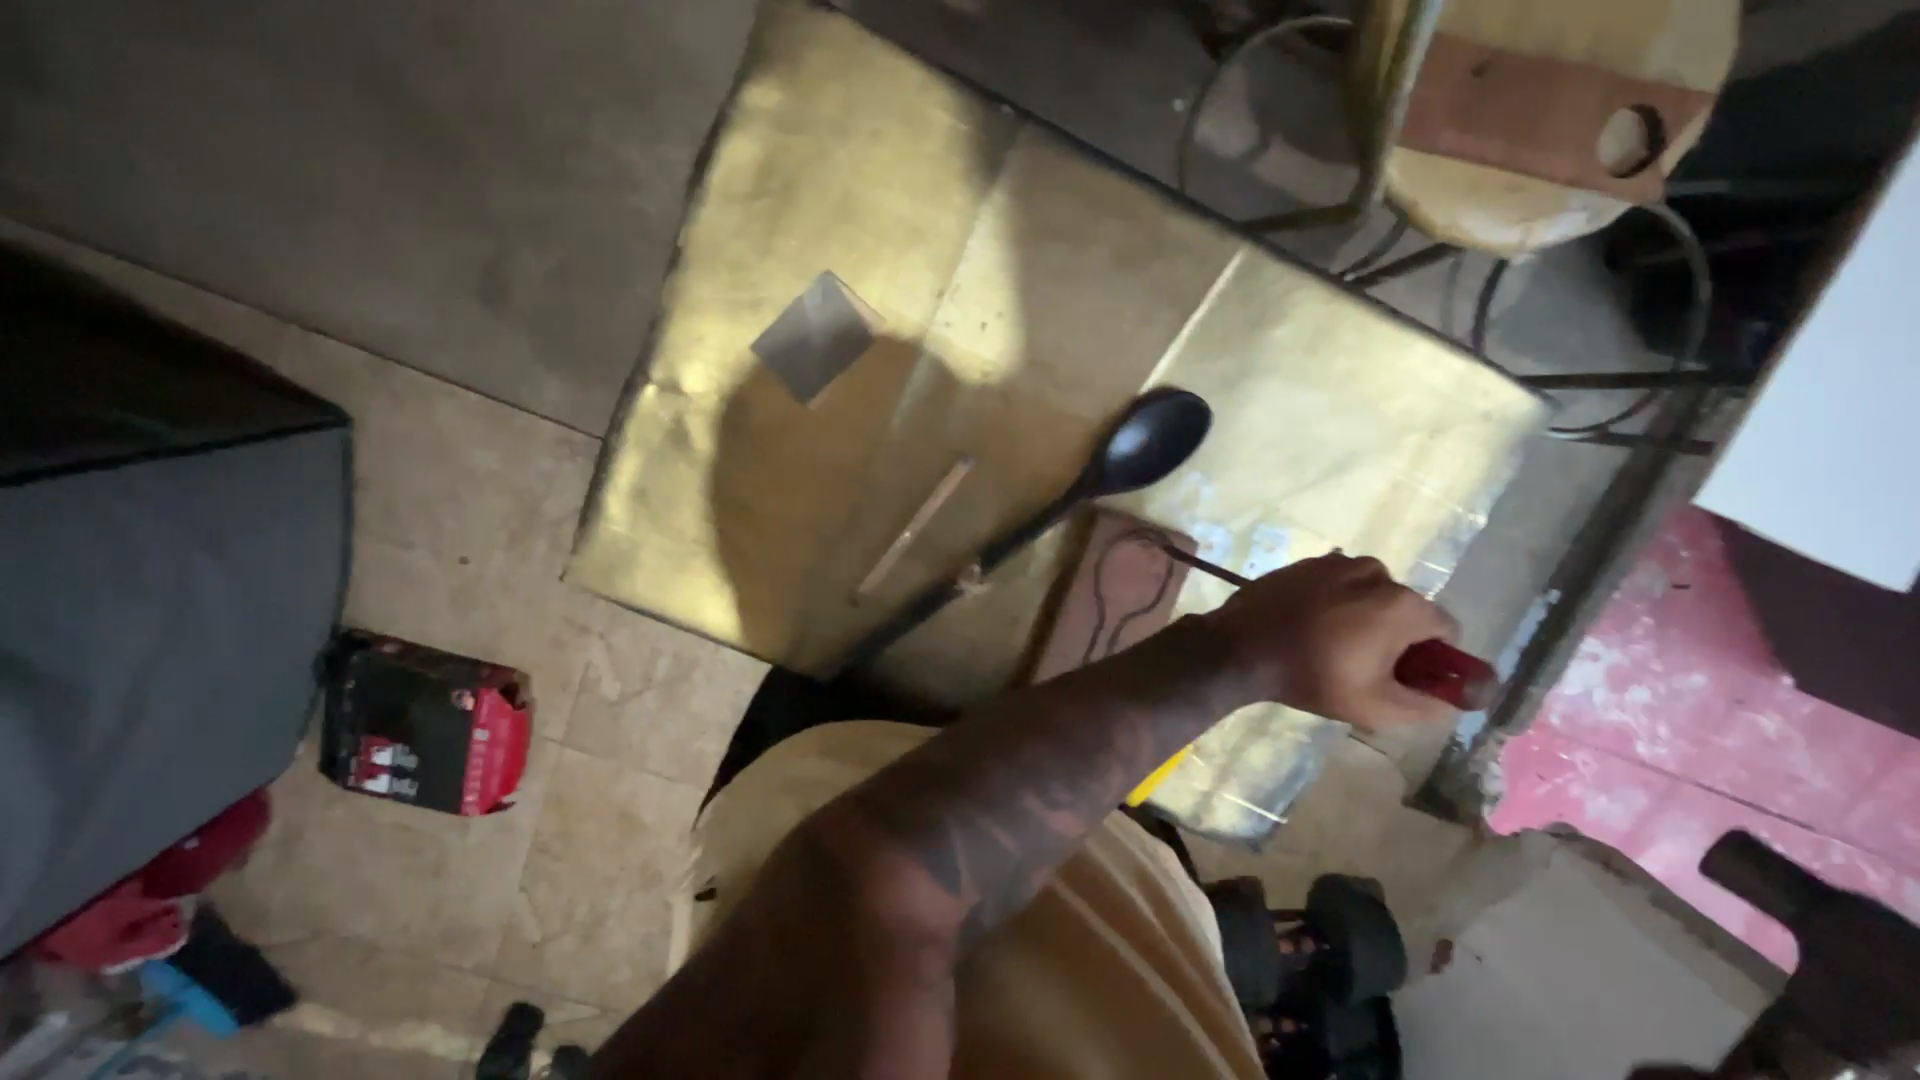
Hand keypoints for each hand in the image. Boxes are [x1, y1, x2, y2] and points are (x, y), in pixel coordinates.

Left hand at [1205, 552, 1460, 730]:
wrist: (1239, 648)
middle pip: (1406, 610)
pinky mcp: (1305, 563)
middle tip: (1364, 667)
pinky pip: (1337, 586)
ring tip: (1331, 647)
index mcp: (1403, 604)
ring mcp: (1337, 563)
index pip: (1445, 629)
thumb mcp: (1376, 707)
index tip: (1406, 677)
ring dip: (1363, 618)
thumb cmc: (1312, 676)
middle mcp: (1376, 572)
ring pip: (1370, 595)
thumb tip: (1450, 703)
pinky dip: (1333, 603)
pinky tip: (1309, 627)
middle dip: (1396, 637)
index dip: (1434, 657)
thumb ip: (1425, 706)